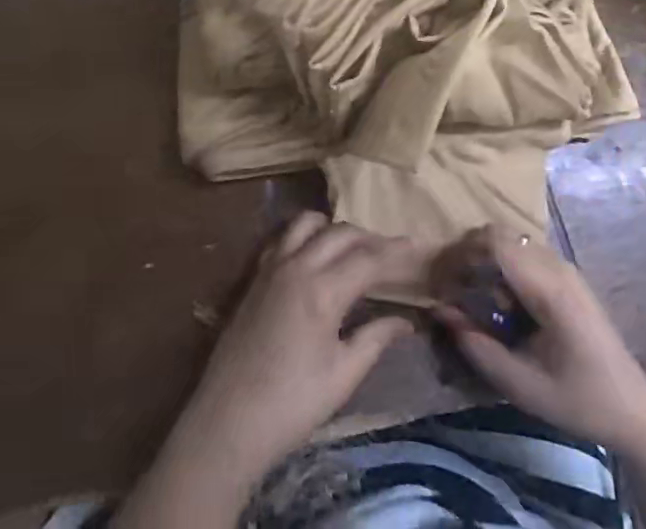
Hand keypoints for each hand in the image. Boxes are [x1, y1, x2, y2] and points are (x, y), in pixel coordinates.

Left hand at [174, 213, 418, 474]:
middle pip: (341, 233)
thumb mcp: (343, 375)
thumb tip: (406, 321)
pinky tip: (316, 255)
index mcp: (322, 290)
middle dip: (371, 238)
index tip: (419, 247)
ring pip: (308, 224)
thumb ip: (376, 338)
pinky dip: (306, 235)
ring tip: (354, 249)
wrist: (227, 422)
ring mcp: (271, 268)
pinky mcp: (254, 277)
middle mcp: (296, 267)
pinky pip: (284, 238)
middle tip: (392, 255)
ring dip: (336, 229)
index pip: (369, 258)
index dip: (397, 251)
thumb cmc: (291, 404)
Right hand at [433, 225, 645, 455]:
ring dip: (486, 262)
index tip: (442, 281)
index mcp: (550, 288)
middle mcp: (558, 267)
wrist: (633, 409)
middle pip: (501, 236)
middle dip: (470, 255)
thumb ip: (475, 345)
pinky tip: (500, 305)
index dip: (462, 252)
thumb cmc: (577, 400)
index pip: (496, 241)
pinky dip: (503, 269)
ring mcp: (566, 269)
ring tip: (473, 300)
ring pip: (512, 244)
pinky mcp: (568, 278)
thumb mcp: (519, 383)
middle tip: (452, 290)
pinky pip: (526, 256)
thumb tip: (440, 309)